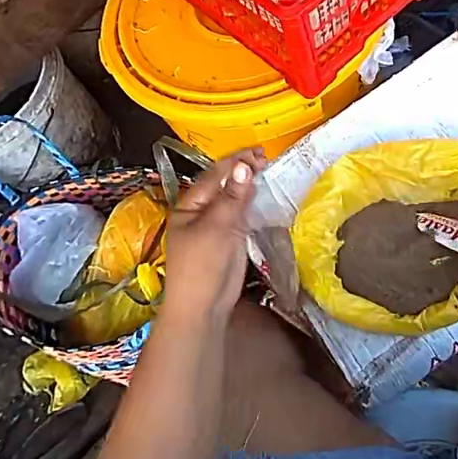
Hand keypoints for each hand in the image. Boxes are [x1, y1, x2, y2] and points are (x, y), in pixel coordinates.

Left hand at [160, 148, 266, 323]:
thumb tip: (245, 167)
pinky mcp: (231, 238)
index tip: (258, 152)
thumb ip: (232, 197)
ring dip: (250, 184)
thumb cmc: (202, 266)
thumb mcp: (216, 227)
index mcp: (189, 206)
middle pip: (223, 184)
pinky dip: (254, 202)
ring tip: (268, 170)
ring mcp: (217, 225)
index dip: (235, 162)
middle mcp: (201, 212)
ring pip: (235, 198)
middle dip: (243, 169)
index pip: (213, 176)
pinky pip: (243, 214)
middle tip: (266, 158)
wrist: (203, 306)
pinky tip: (266, 194)